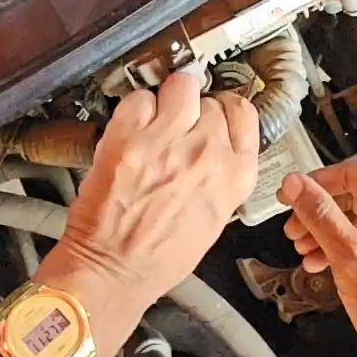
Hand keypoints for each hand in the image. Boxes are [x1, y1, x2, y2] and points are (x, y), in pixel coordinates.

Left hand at [48, 70, 258, 305]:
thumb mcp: (216, 217)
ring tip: (155, 119)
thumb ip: (223, 173)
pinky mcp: (129, 136)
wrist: (113, 271)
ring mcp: (168, 141)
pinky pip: (140, 97)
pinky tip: (131, 130)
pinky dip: (134, 108)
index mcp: (236, 175)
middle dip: (193, 111)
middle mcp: (208, 153)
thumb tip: (217, 139)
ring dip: (168, 98)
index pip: (243, 113)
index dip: (224, 110)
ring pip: (180, 85)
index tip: (213, 112)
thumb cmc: (161, 255)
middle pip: (209, 100)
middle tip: (176, 128)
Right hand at [276, 162, 356, 356]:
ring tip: (301, 248)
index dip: (318, 181)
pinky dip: (337, 251)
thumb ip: (321, 217)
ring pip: (355, 223)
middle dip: (318, 212)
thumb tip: (297, 186)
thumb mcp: (351, 259)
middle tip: (291, 226)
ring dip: (324, 232)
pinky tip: (318, 263)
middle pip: (354, 198)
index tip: (290, 193)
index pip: (356, 175)